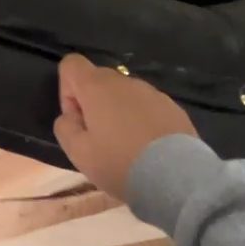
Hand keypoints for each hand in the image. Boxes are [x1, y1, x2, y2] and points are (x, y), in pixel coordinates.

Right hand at [53, 53, 198, 200]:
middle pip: (98, 79)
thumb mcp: (79, 153)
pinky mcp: (174, 108)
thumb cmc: (122, 164)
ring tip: (130, 146)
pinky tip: (151, 149)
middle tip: (101, 138)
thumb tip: (70, 117)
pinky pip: (149, 107)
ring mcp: (152, 93)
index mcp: (96, 86)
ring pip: (125, 94)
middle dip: (94, 103)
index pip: (71, 64)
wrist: (180, 182)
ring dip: (120, 112)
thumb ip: (64, 127)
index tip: (79, 120)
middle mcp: (123, 81)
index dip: (67, 90)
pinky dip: (144, 120)